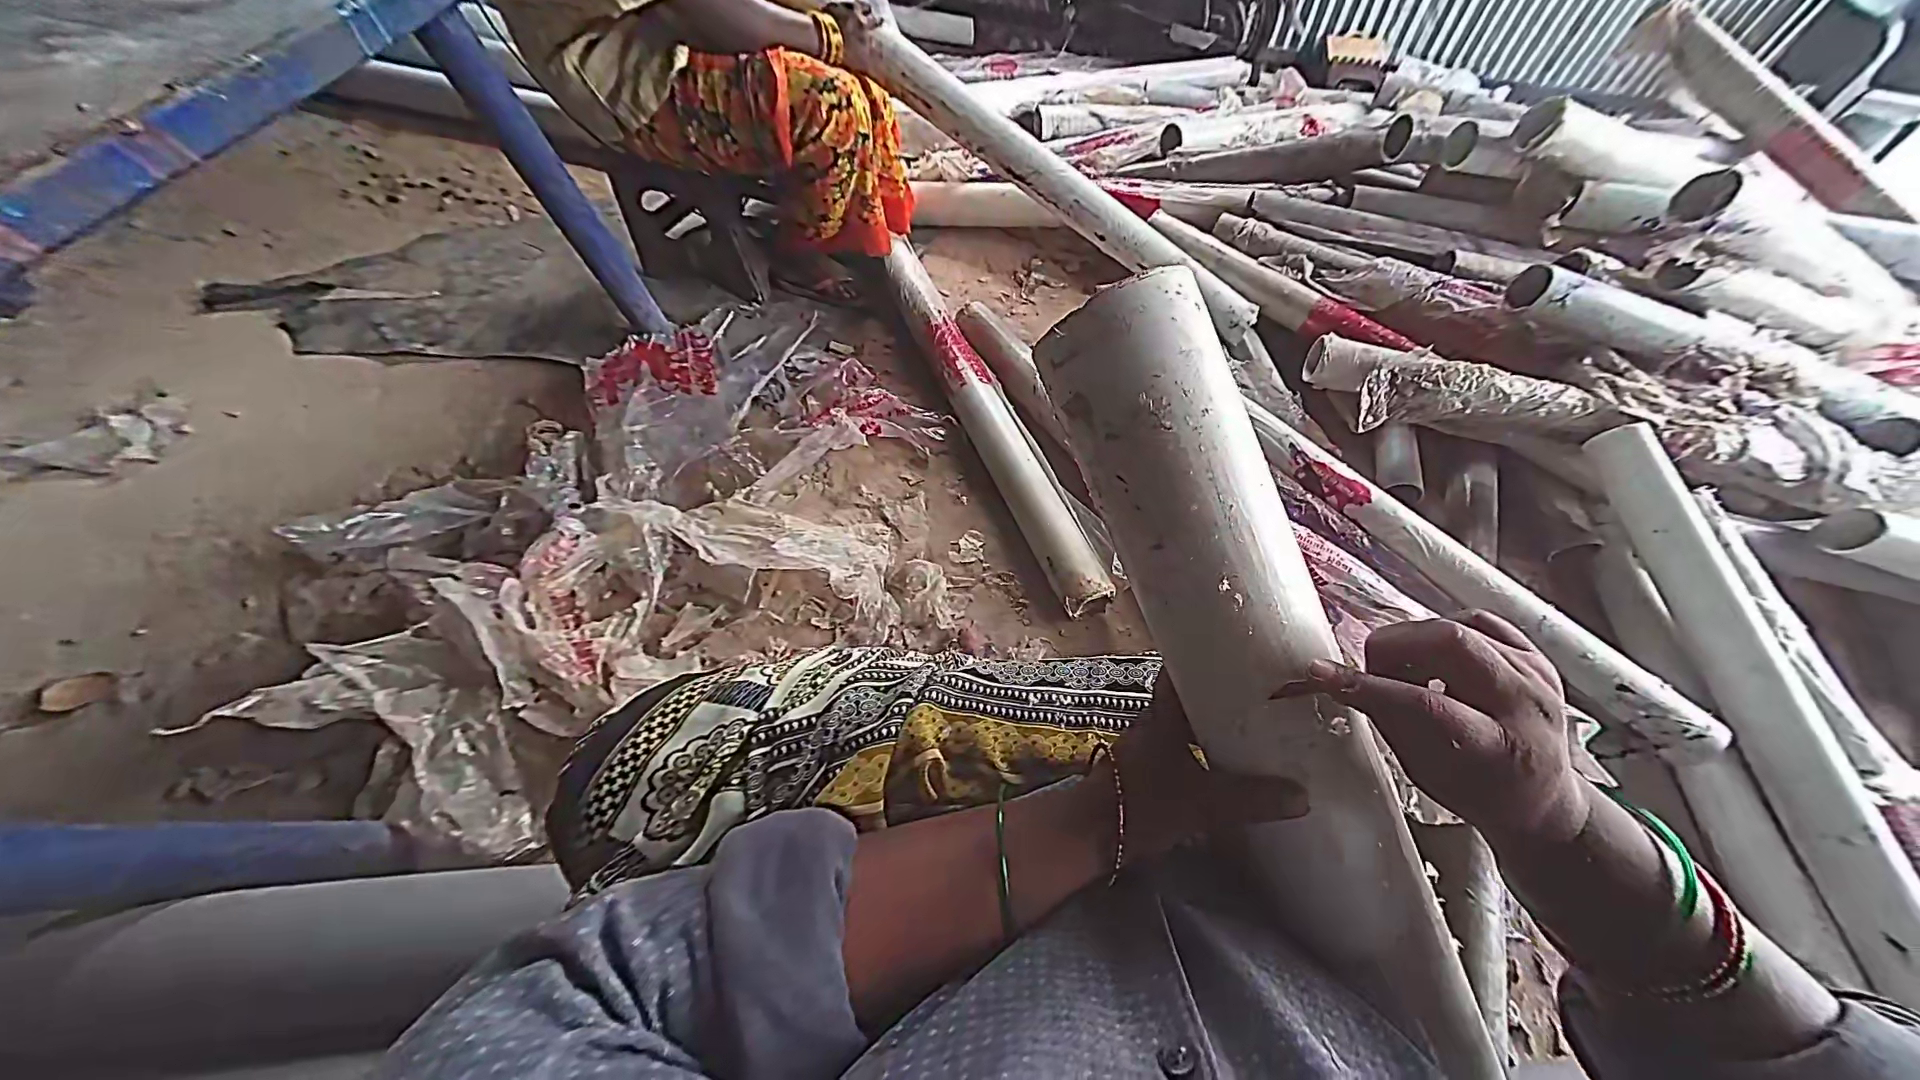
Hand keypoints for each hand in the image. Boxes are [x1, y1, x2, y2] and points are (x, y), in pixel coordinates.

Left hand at [1104, 675, 1310, 863]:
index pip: (1177, 673)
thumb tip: (1301, 796)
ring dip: (1211, 728)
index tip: (1235, 656)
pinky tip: (1227, 768)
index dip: (1202, 660)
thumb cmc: (1143, 802)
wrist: (1094, 833)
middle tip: (1260, 697)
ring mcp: (1148, 748)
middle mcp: (1153, 724)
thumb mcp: (1204, 802)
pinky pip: (1181, 752)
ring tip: (1253, 731)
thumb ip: (1251, 799)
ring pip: (1184, 727)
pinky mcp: (1146, 772)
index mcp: (1162, 716)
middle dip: (1219, 698)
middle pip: (1187, 700)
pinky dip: (1203, 754)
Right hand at [1276, 610, 1589, 847]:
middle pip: (1451, 643)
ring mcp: (1536, 674)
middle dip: (1394, 648)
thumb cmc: (1474, 790)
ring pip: (1458, 626)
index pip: (1425, 704)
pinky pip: (1478, 621)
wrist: (1542, 797)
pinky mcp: (1535, 655)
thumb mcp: (1423, 768)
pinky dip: (1440, 630)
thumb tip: (1338, 681)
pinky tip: (1432, 656)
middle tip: (1374, 669)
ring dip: (1412, 641)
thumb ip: (1386, 718)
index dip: (1367, 685)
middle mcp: (1527, 704)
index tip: (1321, 673)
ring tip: (1403, 668)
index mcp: (1498, 748)